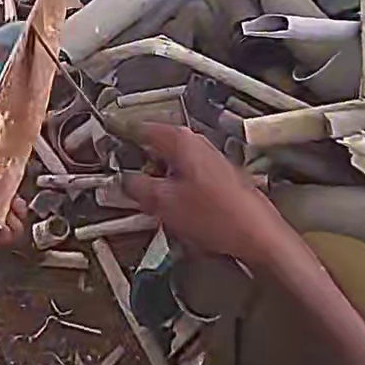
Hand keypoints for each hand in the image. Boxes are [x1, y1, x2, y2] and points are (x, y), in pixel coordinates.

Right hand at [119, 123, 299, 271]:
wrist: (258, 236)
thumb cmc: (218, 216)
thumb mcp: (164, 203)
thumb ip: (136, 187)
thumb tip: (123, 180)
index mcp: (180, 140)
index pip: (140, 128)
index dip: (119, 137)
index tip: (106, 143)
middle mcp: (196, 143)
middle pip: (155, 147)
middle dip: (140, 166)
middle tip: (126, 185)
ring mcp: (208, 159)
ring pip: (170, 165)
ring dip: (158, 182)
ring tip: (154, 206)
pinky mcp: (217, 177)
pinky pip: (186, 178)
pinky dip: (175, 191)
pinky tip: (177, 213)